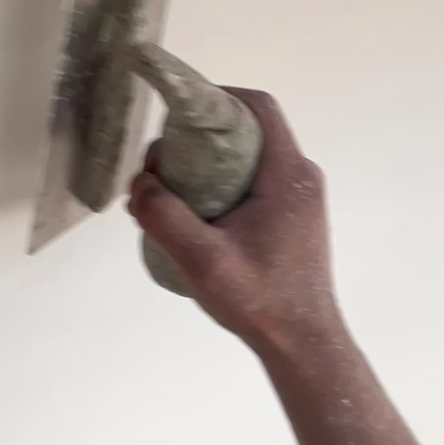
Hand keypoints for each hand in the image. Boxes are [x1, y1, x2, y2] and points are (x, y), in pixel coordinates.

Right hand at [125, 88, 341, 353]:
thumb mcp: (202, 259)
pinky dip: (208, 182)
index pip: (256, 107)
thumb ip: (163, 215)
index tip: (175, 113)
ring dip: (195, 164)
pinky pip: (240, 177)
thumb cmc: (261, 300)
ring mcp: (291, 196)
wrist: (303, 349)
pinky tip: (185, 213)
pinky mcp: (283, 214)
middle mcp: (295, 176)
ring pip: (236, 154)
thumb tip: (139, 183)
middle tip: (159, 169)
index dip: (214, 96)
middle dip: (191, 138)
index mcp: (286, 175)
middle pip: (239, 128)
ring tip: (165, 196)